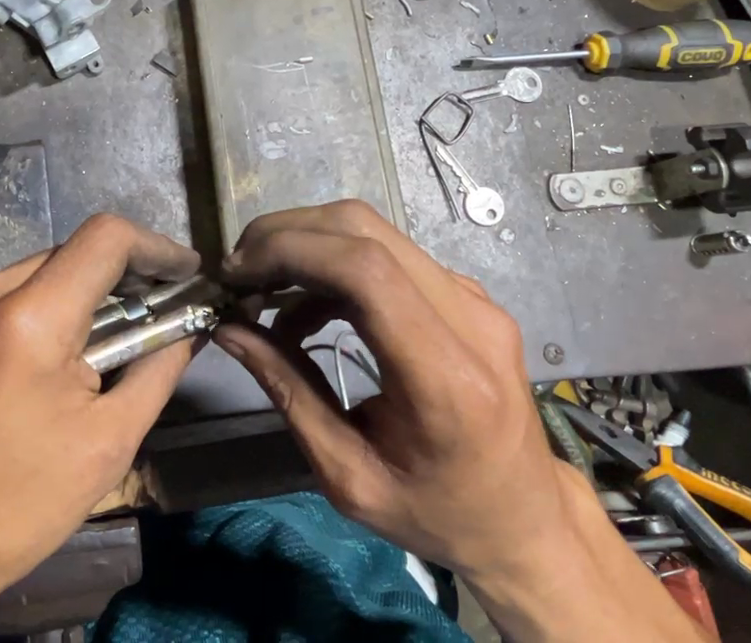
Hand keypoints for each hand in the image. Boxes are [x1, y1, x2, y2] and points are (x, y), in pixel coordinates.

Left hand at [0, 215, 201, 642]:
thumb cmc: (14, 507)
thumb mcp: (106, 444)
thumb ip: (156, 370)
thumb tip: (189, 328)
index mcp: (27, 317)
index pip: (105, 238)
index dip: (156, 247)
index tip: (187, 274)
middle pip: (72, 254)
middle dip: (125, 278)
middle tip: (163, 315)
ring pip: (41, 274)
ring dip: (87, 297)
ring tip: (117, 344)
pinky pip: (10, 299)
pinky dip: (49, 313)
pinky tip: (65, 360)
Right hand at [213, 201, 704, 641]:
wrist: (524, 519)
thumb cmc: (436, 513)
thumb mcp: (348, 476)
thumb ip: (288, 392)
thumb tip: (227, 328)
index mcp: (445, 379)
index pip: (366, 271)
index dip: (291, 252)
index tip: (235, 275)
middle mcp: (470, 320)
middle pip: (365, 231)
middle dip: (286, 236)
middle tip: (236, 274)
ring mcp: (474, 299)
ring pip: (373, 230)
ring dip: (305, 245)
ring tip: (260, 291)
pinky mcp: (466, 294)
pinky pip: (388, 253)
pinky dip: (331, 263)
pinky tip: (303, 307)